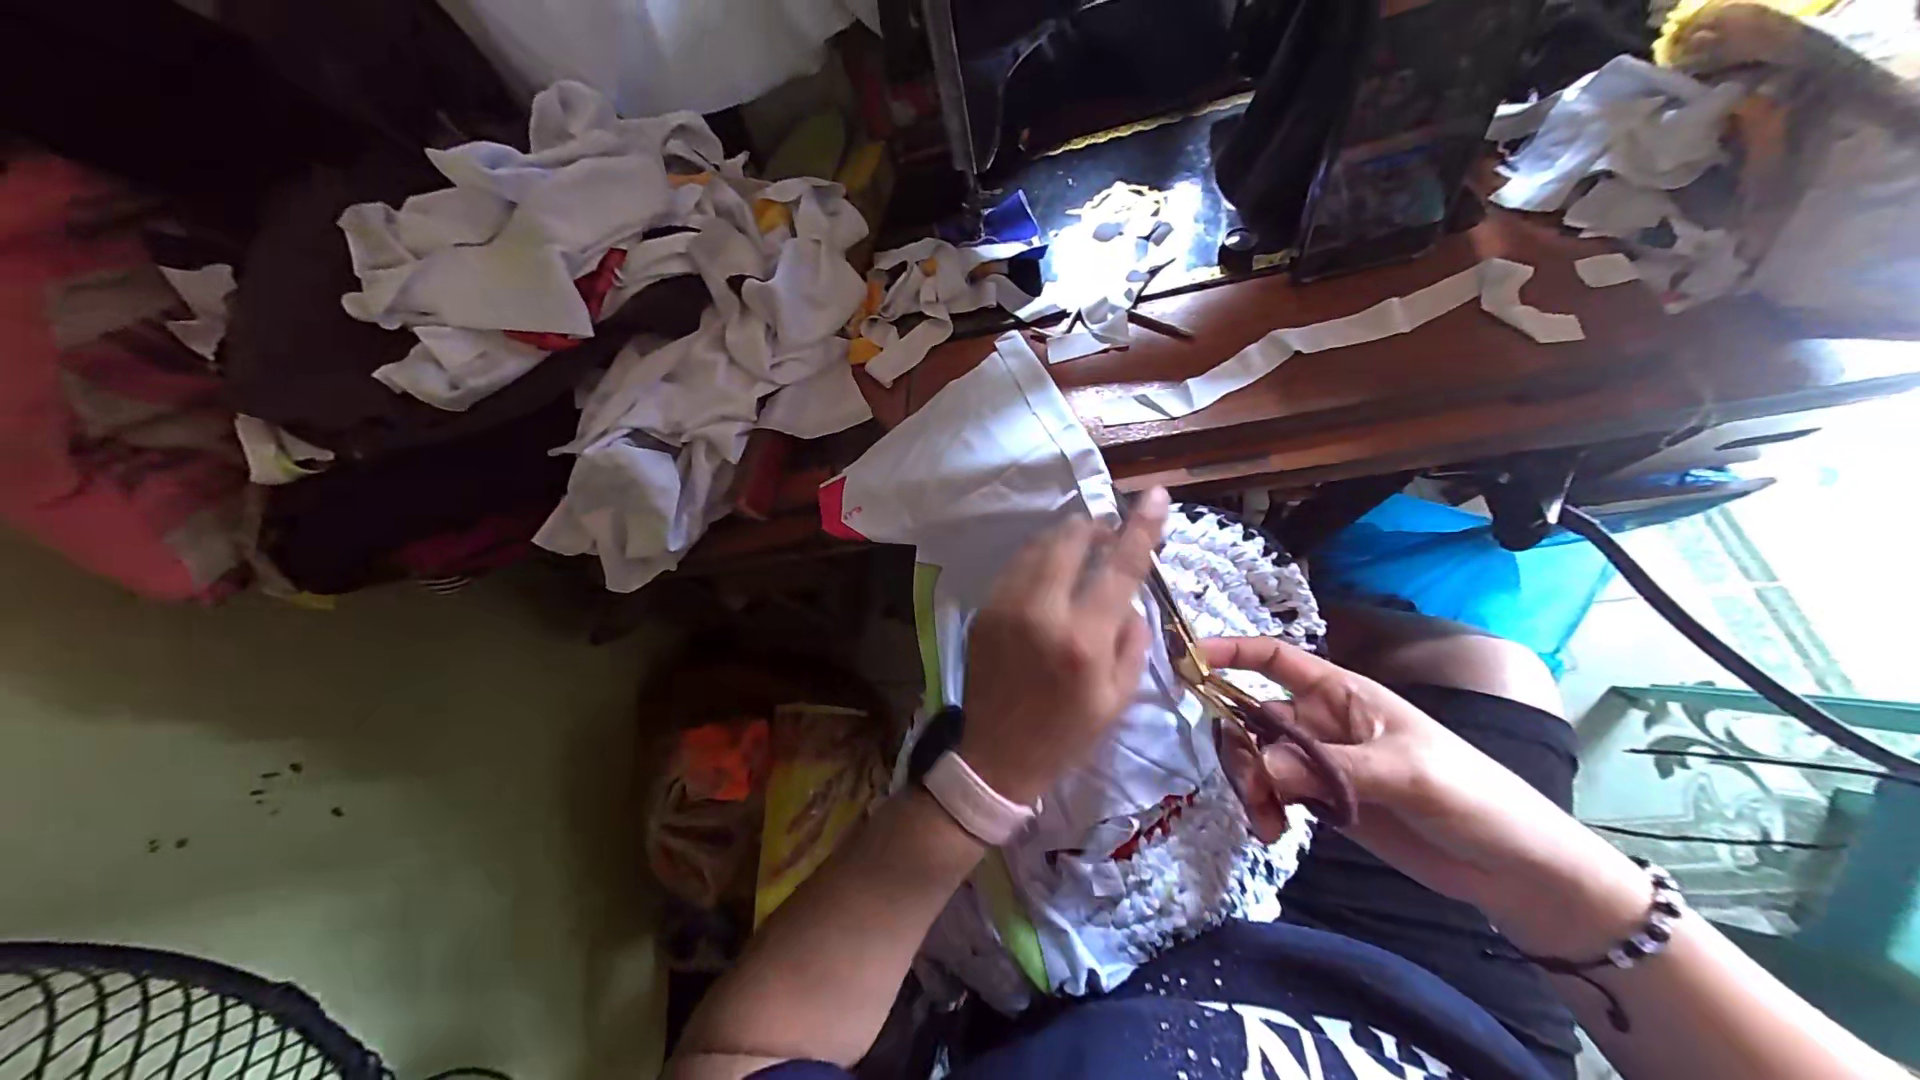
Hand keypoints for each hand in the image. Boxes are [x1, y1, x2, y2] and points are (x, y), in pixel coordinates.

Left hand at [959, 488, 1170, 805]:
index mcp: (1083, 640)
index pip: (1120, 568)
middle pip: (1069, 541)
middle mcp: (1042, 614)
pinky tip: (1048, 574)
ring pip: (1038, 547)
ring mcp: (1005, 608)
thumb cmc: (1067, 733)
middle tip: (1107, 533)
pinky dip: (1037, 560)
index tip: (1156, 495)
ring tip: (1080, 548)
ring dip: (1064, 539)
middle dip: (1093, 527)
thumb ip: (1133, 640)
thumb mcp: (1119, 697)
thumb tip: (1131, 598)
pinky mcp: (983, 612)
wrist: (997, 757)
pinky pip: (1015, 568)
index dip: (1142, 527)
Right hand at [1202, 636, 1651, 957]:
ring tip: (1266, 821)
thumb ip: (1327, 767)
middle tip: (1250, 788)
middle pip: (1252, 718)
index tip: (1190, 660)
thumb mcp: (1404, 773)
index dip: (1231, 651)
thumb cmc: (1471, 795)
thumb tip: (1258, 768)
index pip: (1275, 659)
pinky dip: (1263, 809)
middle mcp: (1320, 721)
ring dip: (1250, 786)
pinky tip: (1273, 831)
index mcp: (1341, 693)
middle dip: (1239, 748)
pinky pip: (1271, 793)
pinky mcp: (1321, 799)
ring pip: (1257, 760)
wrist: (1514, 868)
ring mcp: (1318, 761)